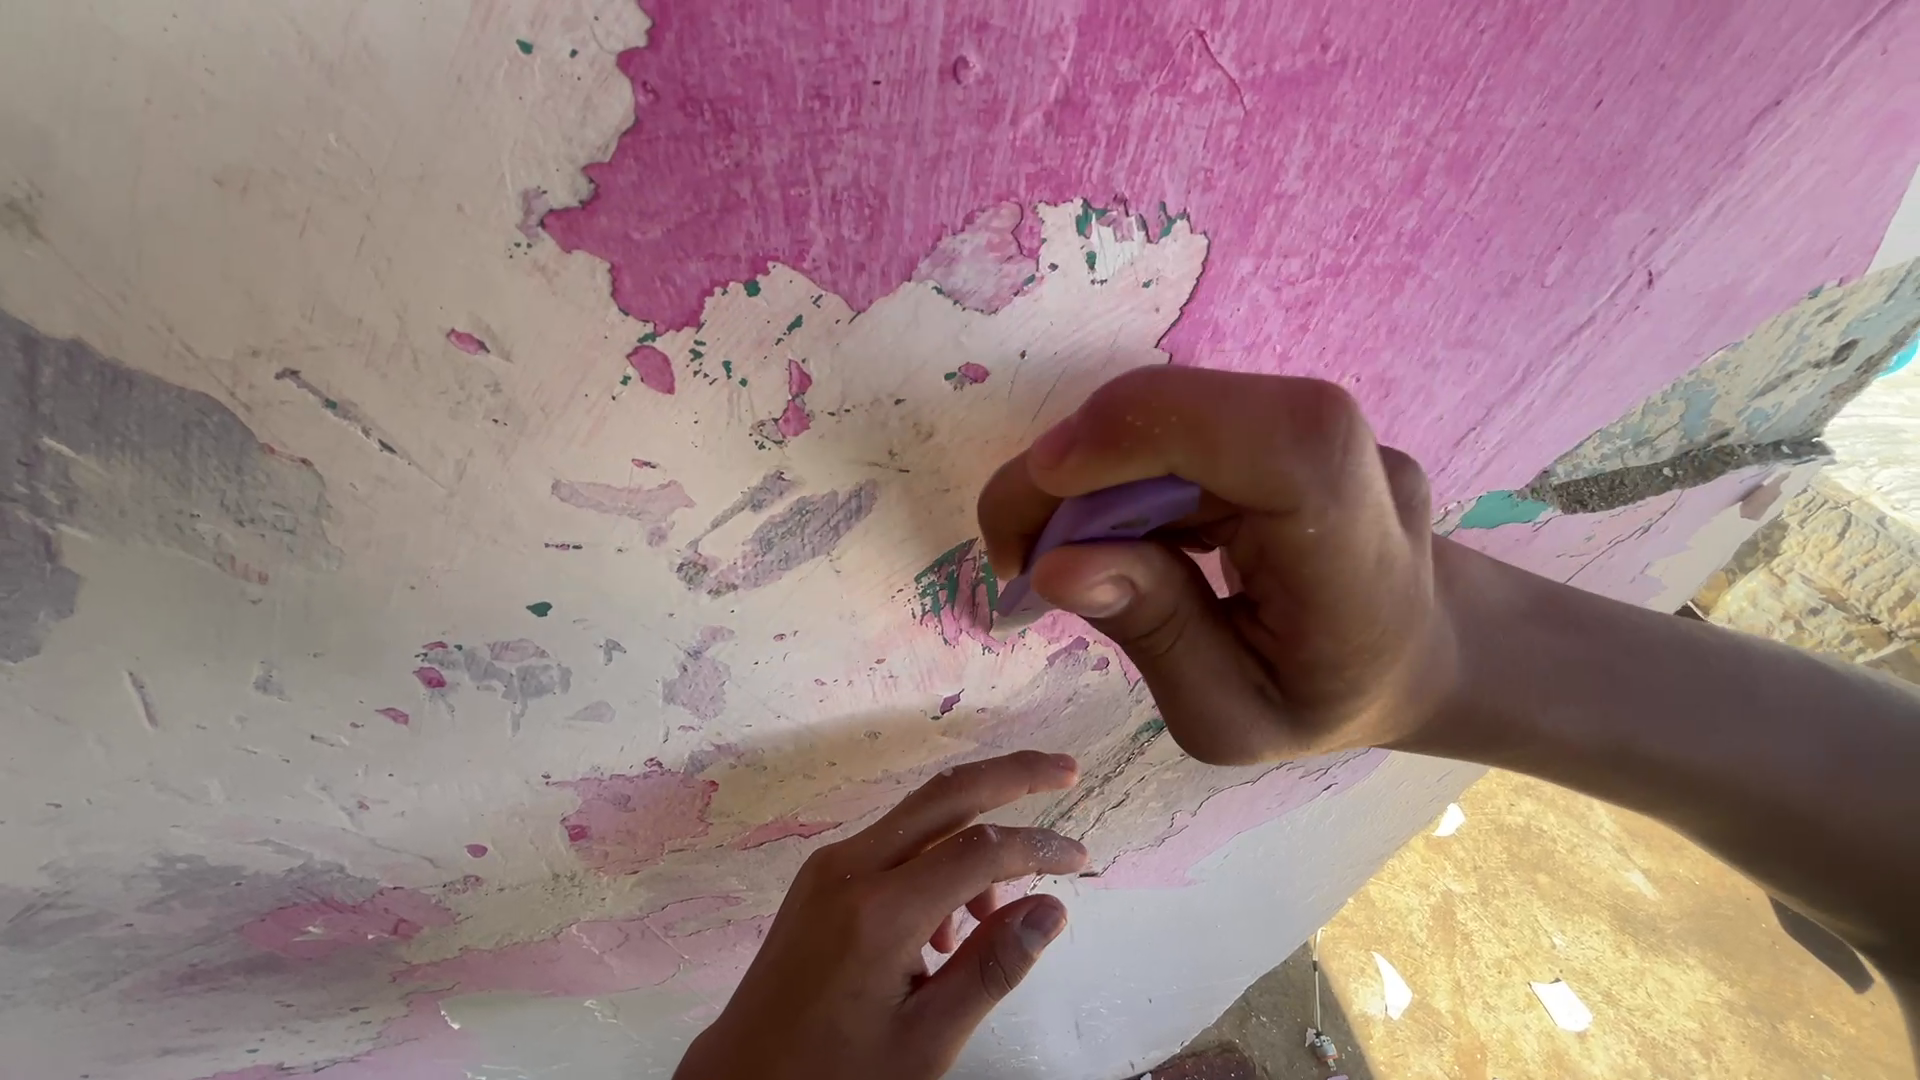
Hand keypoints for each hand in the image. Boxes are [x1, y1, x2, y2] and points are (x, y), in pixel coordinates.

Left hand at [674, 751, 1089, 1079]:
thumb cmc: (838, 1075)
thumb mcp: (925, 1042)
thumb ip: (992, 967)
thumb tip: (1052, 907)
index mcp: (879, 912)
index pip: (979, 851)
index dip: (1037, 847)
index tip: (1079, 859)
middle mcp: (851, 866)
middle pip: (946, 793)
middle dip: (1012, 774)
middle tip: (1066, 769)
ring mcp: (831, 864)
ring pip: (922, 817)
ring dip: (974, 831)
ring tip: (996, 907)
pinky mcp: (823, 874)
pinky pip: (895, 844)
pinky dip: (937, 858)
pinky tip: (948, 922)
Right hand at [978, 367, 1457, 764]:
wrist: (1411, 650)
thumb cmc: (1323, 701)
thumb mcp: (1228, 718)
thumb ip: (1154, 635)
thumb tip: (1056, 564)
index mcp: (1356, 557)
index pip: (1276, 441)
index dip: (1146, 431)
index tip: (1042, 481)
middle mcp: (1351, 462)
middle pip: (1196, 410)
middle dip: (1077, 463)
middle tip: (1014, 544)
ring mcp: (1319, 428)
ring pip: (1174, 412)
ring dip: (1086, 470)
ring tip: (1049, 547)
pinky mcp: (1279, 421)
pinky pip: (1180, 426)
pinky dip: (1114, 469)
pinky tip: (1100, 526)